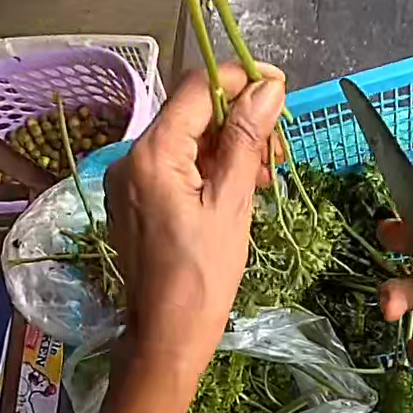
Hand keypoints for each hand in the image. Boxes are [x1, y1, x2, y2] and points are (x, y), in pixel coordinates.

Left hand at [105, 62, 283, 378]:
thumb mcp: (233, 202)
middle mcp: (133, 158)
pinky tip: (242, 191)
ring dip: (232, 149)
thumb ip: (247, 140)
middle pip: (193, 115)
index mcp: (153, 154)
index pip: (196, 89)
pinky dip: (214, 171)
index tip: (279, 87)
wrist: (169, 333)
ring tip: (266, 178)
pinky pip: (181, 169)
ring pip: (190, 143)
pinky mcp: (141, 202)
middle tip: (279, 152)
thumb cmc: (205, 272)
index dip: (239, 79)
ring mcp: (133, 181)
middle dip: (241, 122)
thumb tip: (268, 88)